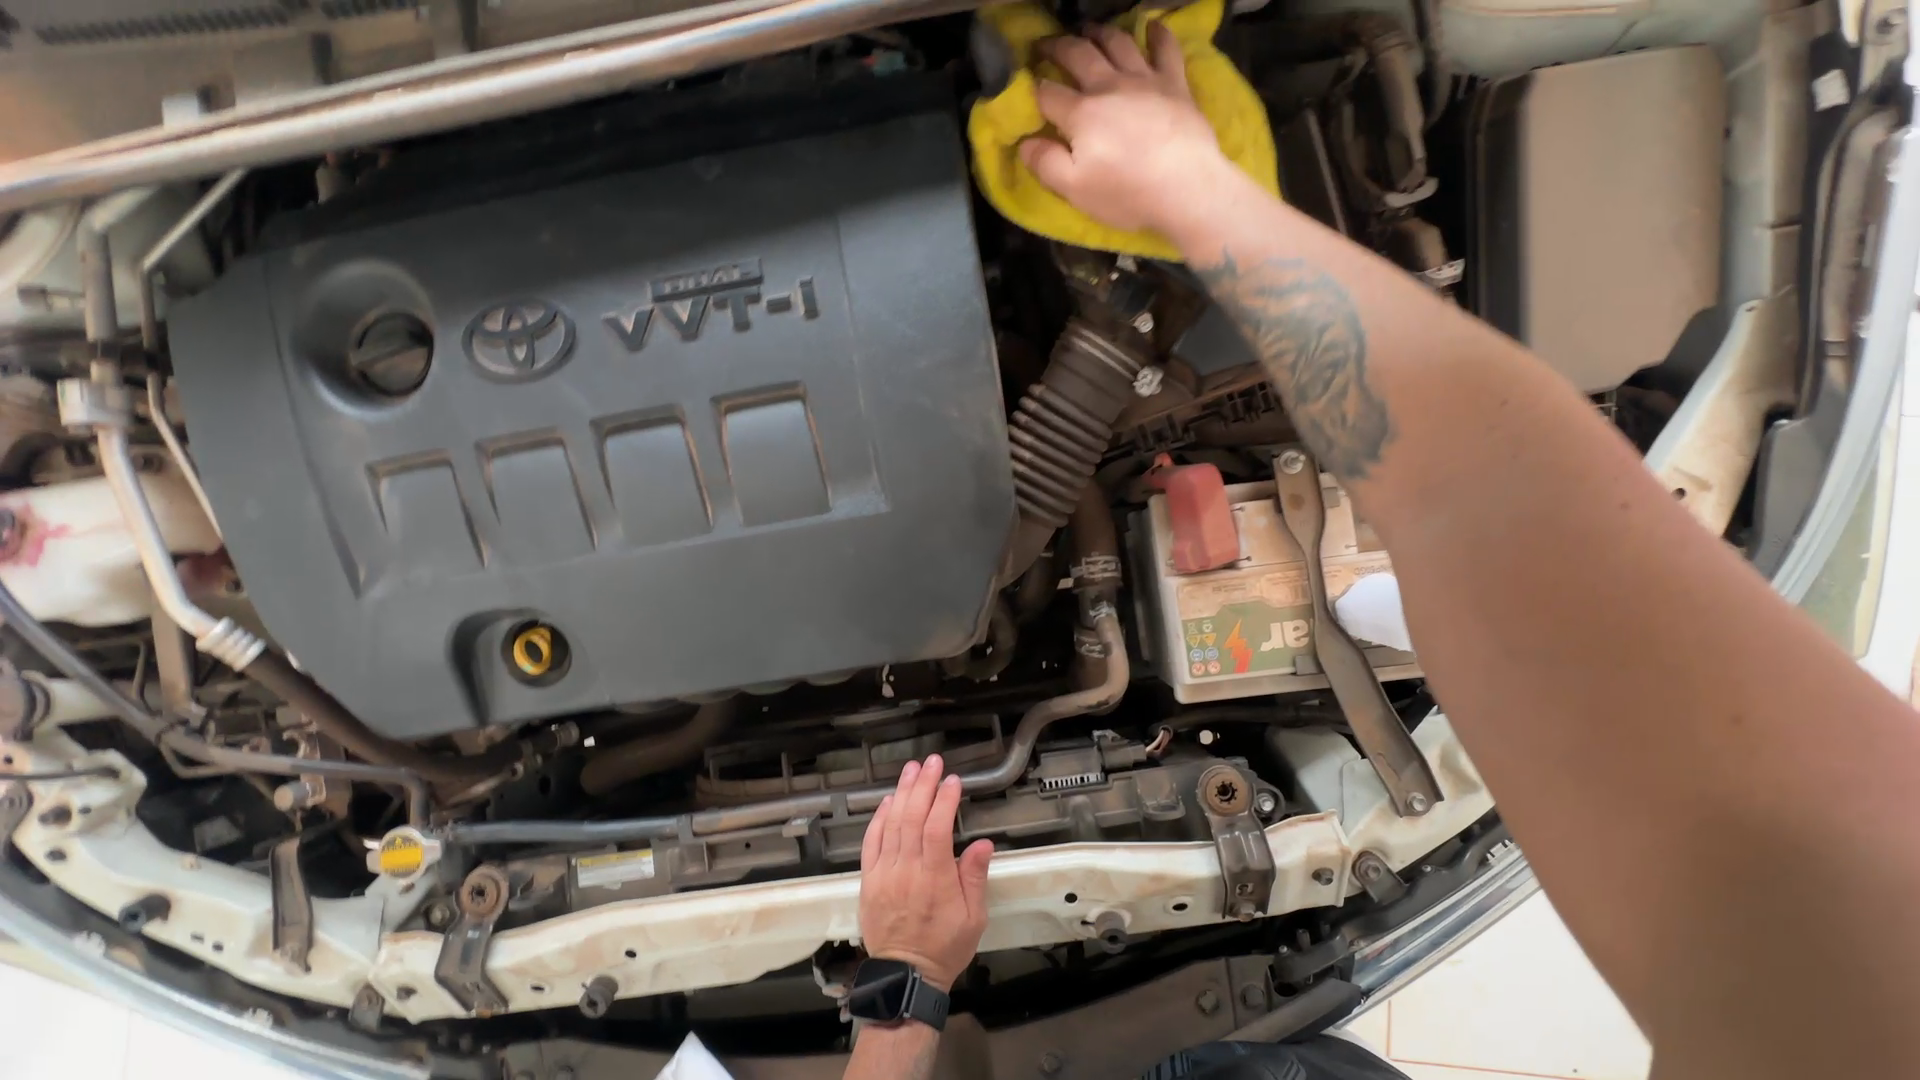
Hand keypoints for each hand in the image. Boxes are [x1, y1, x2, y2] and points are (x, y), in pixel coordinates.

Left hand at [858, 754, 993, 990]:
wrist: (905, 976)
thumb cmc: (945, 946)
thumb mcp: (974, 918)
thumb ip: (975, 877)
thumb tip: (982, 844)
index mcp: (934, 878)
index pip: (937, 828)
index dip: (944, 800)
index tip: (953, 780)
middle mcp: (906, 869)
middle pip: (912, 817)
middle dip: (923, 785)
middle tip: (932, 762)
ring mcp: (883, 872)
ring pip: (891, 823)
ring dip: (902, 793)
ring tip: (911, 770)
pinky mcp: (868, 878)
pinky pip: (871, 841)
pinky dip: (879, 818)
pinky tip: (887, 801)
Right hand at [1018, 23, 1235, 235]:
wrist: (1187, 188)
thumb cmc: (1127, 194)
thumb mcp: (1075, 190)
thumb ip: (1045, 164)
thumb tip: (1025, 143)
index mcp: (1081, 114)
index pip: (1047, 94)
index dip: (1033, 89)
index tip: (1026, 86)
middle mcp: (1109, 86)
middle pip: (1078, 54)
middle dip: (1057, 47)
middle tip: (1046, 45)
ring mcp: (1144, 79)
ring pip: (1117, 42)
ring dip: (1099, 33)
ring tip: (1088, 32)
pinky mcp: (1174, 83)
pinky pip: (1165, 47)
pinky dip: (1156, 33)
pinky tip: (1150, 28)